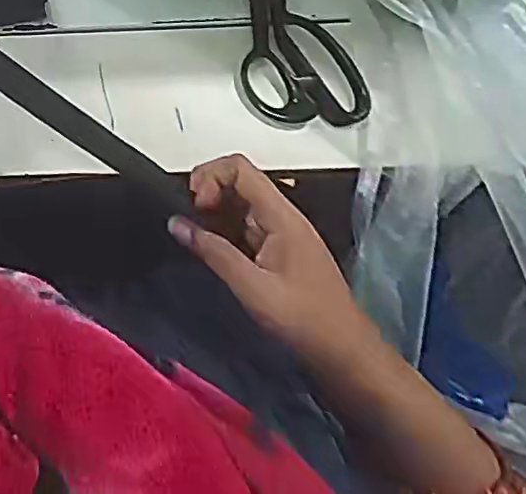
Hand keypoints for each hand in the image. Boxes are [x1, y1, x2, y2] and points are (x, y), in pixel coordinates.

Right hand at [169, 154, 382, 369]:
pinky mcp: (278, 250)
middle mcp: (282, 217)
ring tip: (200, 238)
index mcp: (281, 217)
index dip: (210, 176)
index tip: (197, 205)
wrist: (348, 357)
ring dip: (214, 212)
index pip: (239, 168)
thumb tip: (177, 223)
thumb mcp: (253, 287)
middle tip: (193, 220)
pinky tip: (214, 251)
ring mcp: (281, 233)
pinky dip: (223, 230)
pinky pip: (244, 225)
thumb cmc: (307, 321)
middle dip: (208, 192)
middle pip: (237, 180)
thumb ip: (213, 252)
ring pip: (238, 203)